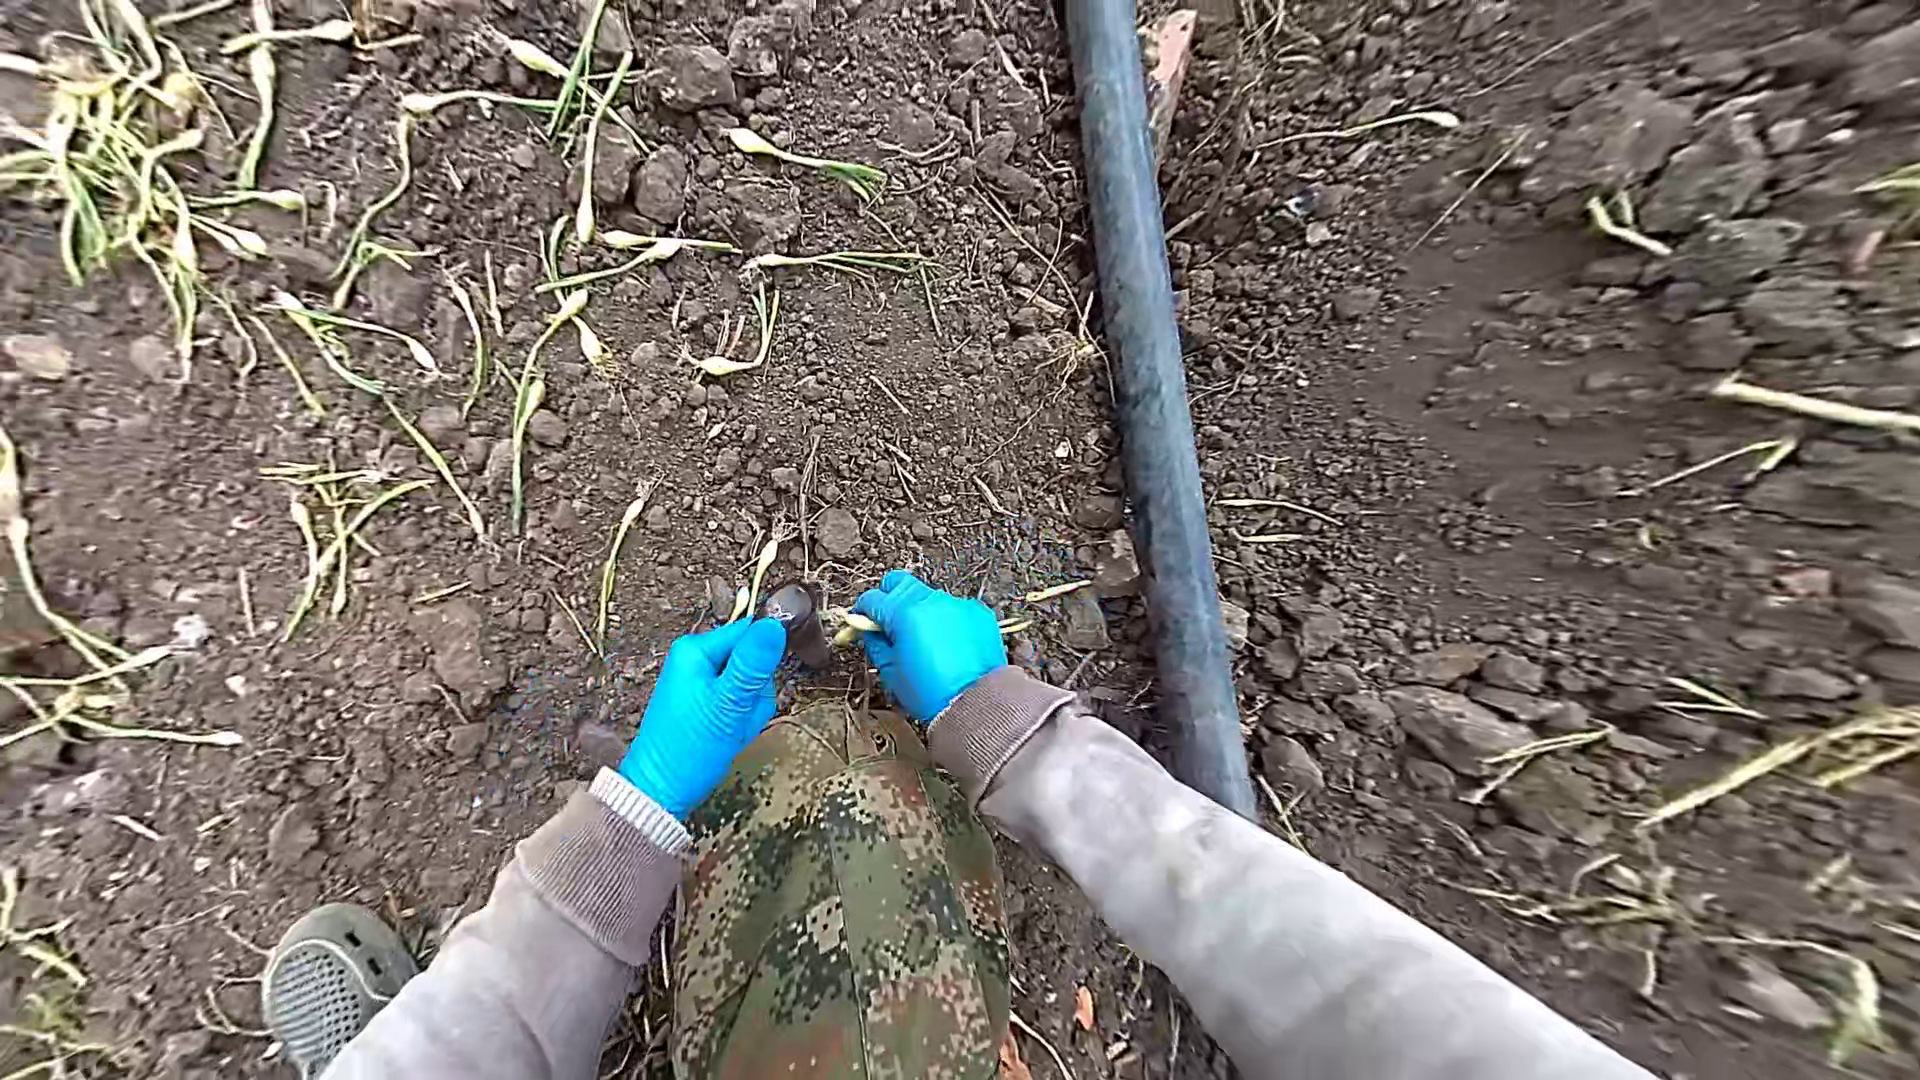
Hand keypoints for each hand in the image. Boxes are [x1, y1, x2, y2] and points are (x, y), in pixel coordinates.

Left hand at [619, 617, 786, 818]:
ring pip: (752, 680)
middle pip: (754, 657)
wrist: (663, 792)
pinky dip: (743, 716)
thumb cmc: (689, 749)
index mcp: (696, 649)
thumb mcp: (729, 703)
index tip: (755, 687)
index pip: (752, 632)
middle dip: (757, 689)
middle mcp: (697, 657)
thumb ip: (753, 663)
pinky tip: (730, 731)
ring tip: (734, 726)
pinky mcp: (707, 697)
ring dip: (752, 706)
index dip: (764, 660)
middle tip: (741, 714)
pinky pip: (741, 697)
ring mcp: (701, 678)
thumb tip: (775, 623)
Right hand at [853, 570, 1005, 724]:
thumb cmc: (931, 693)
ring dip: (919, 611)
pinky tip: (947, 644)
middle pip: (899, 583)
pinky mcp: (977, 612)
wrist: (975, 703)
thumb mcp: (890, 670)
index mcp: (904, 613)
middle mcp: (931, 601)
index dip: (863, 611)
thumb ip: (875, 642)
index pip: (873, 598)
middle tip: (888, 621)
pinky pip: (953, 608)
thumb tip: (868, 629)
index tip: (862, 621)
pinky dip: (945, 620)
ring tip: (922, 640)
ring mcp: (956, 604)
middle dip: (888, 597)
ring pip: (928, 596)